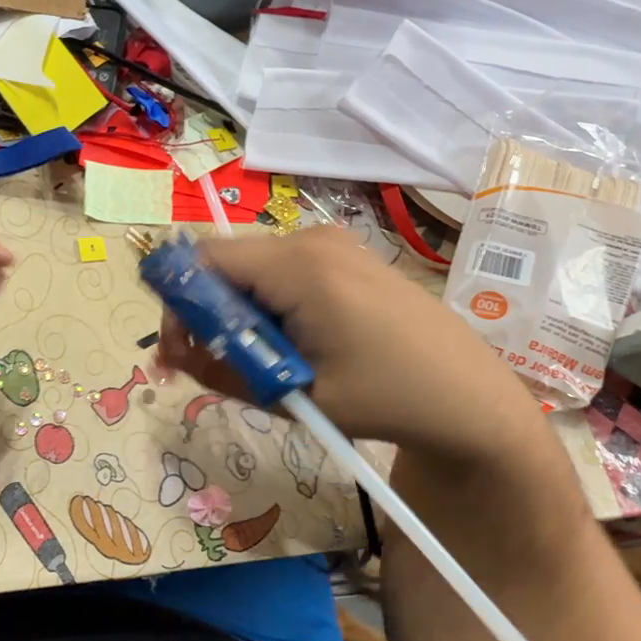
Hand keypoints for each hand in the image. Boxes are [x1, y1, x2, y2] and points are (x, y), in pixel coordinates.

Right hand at [157, 227, 542, 460]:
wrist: (473, 399)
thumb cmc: (386, 398)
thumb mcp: (293, 395)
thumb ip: (221, 372)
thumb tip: (167, 356)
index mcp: (300, 267)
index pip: (203, 261)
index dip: (177, 302)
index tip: (179, 350)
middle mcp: (311, 241)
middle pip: (223, 264)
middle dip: (204, 312)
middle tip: (207, 363)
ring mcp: (331, 245)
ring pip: (248, 270)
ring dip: (234, 313)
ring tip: (254, 361)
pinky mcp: (343, 258)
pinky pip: (277, 271)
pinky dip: (263, 306)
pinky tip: (284, 345)